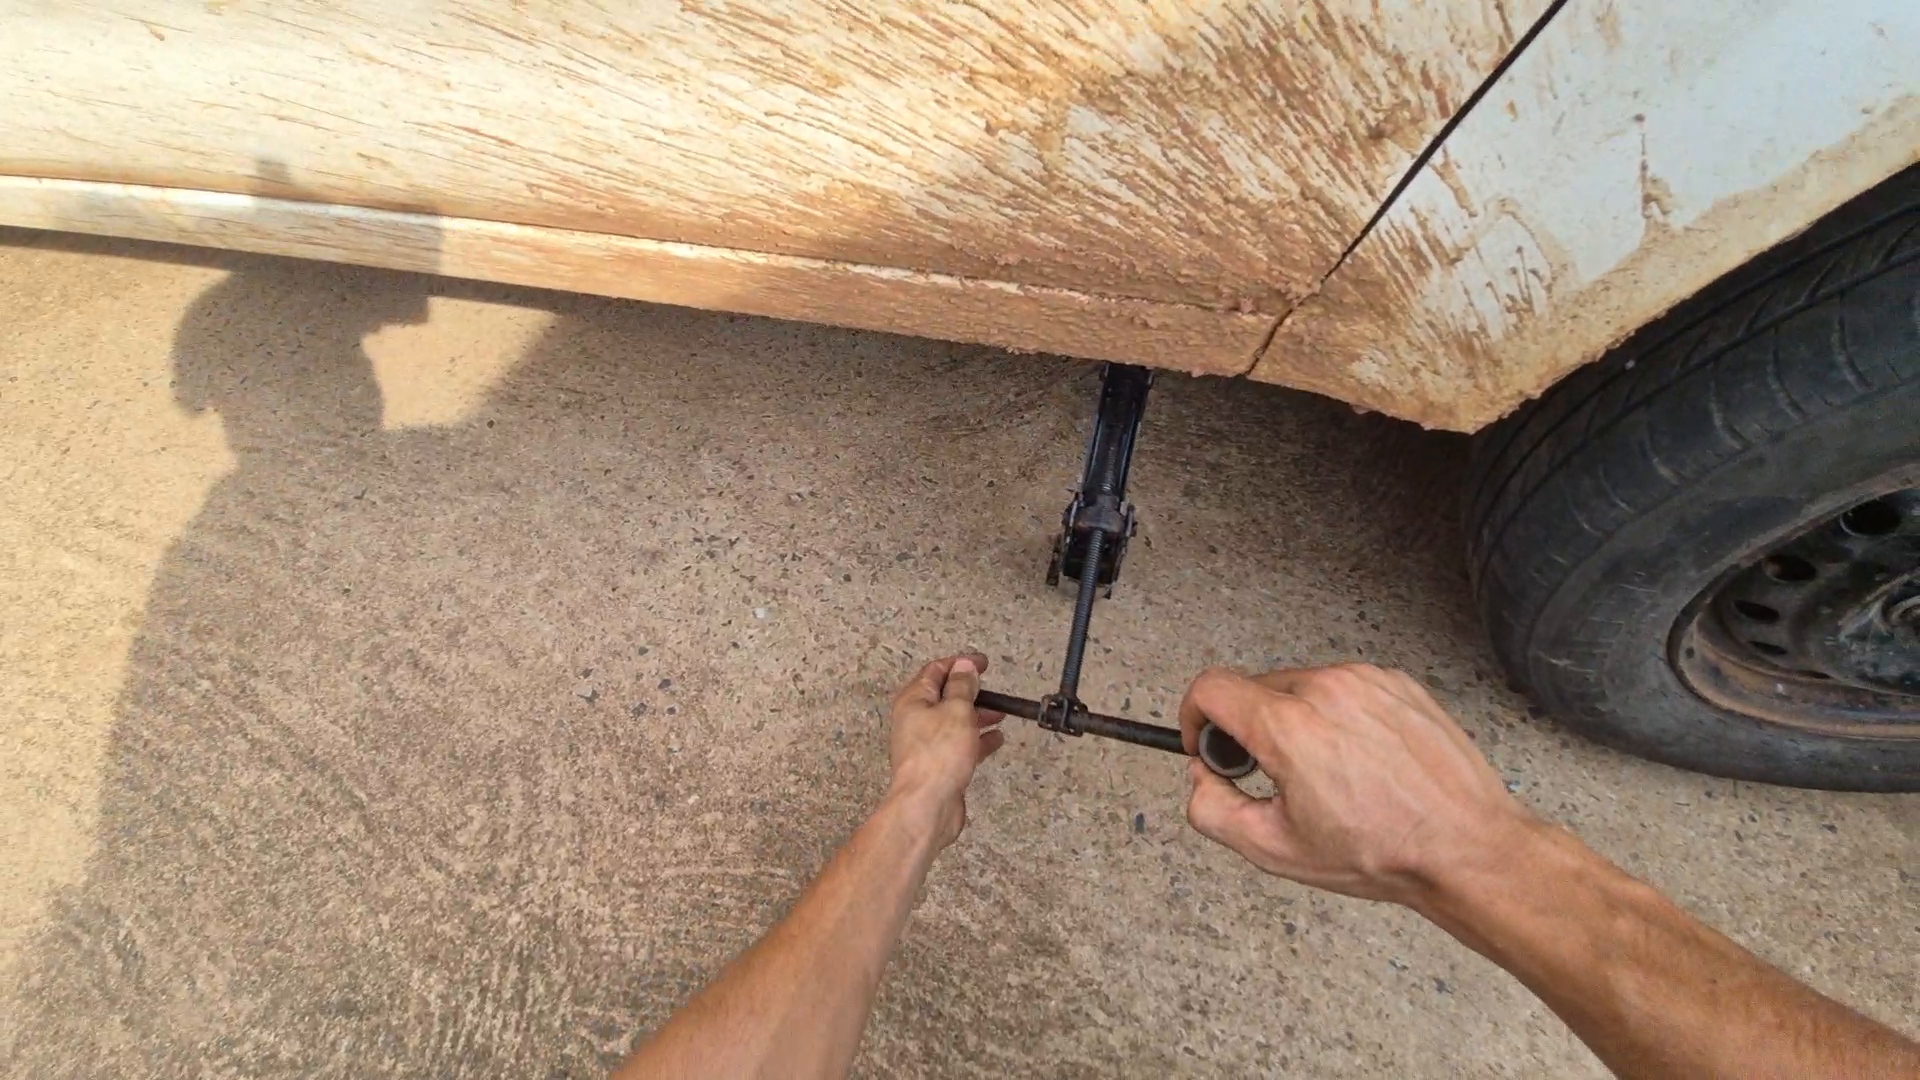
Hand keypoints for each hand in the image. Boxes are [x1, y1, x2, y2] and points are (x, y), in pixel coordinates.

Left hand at [885, 653, 1005, 847]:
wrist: (927, 806)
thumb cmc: (938, 755)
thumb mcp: (956, 710)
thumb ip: (962, 686)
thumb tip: (964, 665)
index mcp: (914, 700)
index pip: (936, 671)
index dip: (960, 663)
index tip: (983, 663)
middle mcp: (916, 720)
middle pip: (945, 696)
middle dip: (970, 691)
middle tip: (992, 689)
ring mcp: (927, 744)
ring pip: (954, 721)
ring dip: (977, 715)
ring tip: (1001, 713)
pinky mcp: (938, 765)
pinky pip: (960, 745)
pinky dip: (978, 739)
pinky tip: (997, 739)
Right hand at [1178, 664, 1533, 907]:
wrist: (1472, 850)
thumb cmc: (1380, 852)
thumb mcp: (1275, 850)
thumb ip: (1211, 809)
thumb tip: (1201, 775)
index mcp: (1287, 726)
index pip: (1210, 687)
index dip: (1194, 715)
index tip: (1207, 744)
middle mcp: (1322, 689)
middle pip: (1251, 689)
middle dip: (1247, 727)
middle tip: (1275, 773)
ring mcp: (1362, 679)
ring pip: (1295, 685)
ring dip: (1291, 718)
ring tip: (1327, 767)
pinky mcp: (1393, 680)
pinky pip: (1339, 684)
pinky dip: (1333, 712)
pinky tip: (1359, 755)